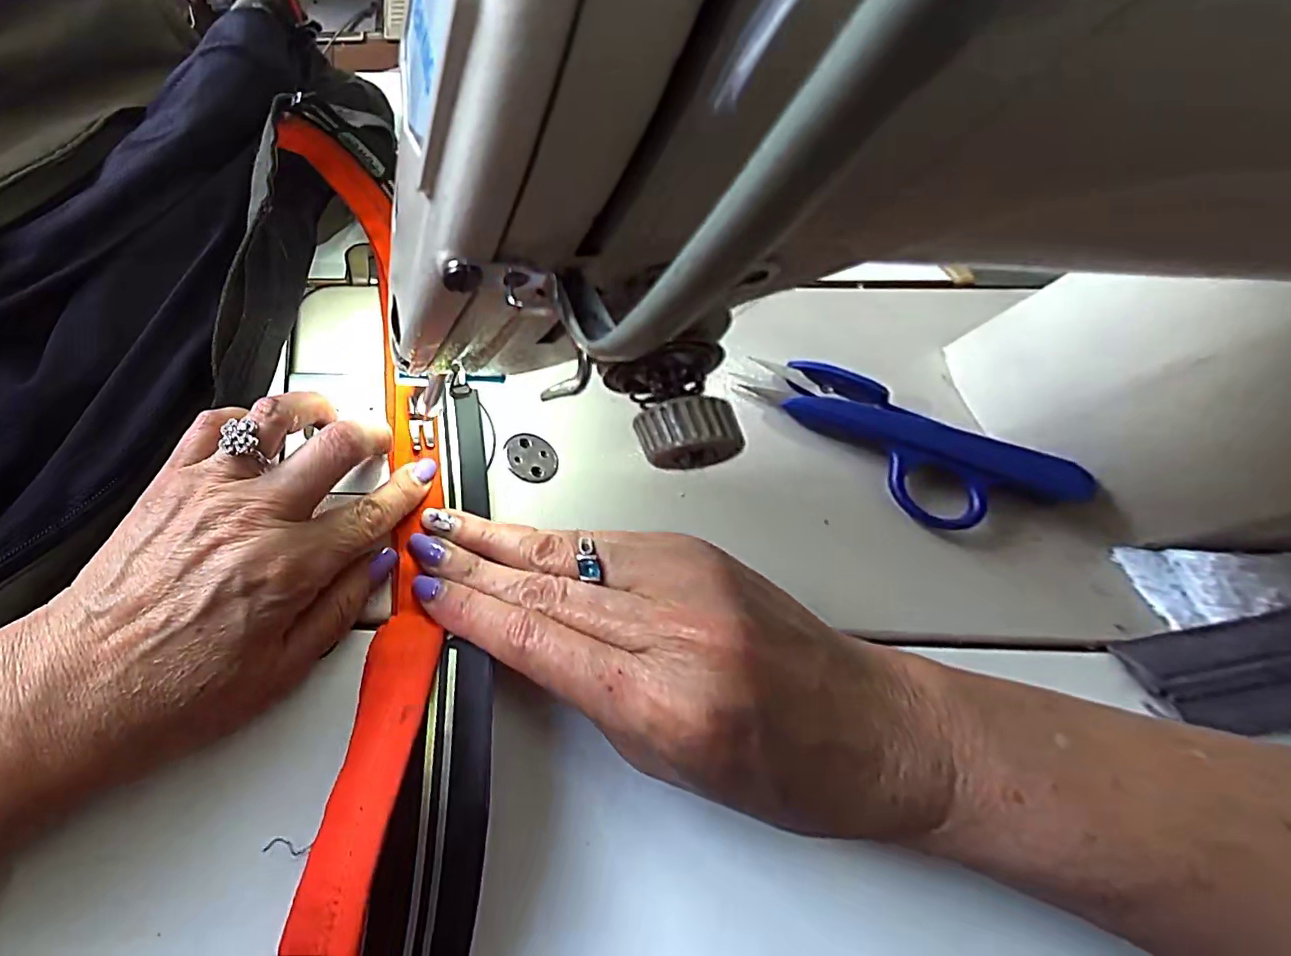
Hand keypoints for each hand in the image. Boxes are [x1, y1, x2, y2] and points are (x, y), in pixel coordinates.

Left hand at [26, 392, 433, 785]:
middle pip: (334, 445)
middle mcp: (253, 517)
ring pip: (273, 417)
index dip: (403, 492)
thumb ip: (336, 610)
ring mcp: (209, 491)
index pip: (368, 515)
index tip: (415, 479)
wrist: (83, 683)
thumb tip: (372, 569)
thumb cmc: (173, 691)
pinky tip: (254, 431)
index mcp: (288, 568)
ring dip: (309, 407)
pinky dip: (243, 417)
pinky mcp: (170, 482)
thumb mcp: (279, 673)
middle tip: (379, 437)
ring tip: (323, 414)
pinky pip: (214, 424)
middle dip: (371, 433)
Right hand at [406, 512, 956, 840]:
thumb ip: (583, 690)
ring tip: (450, 526)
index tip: (433, 593)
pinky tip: (512, 533)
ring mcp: (686, 576)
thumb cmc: (781, 764)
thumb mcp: (660, 756)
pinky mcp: (691, 550)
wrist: (867, 723)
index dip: (473, 612)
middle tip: (424, 545)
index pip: (537, 640)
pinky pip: (599, 543)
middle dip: (472, 564)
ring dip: (499, 540)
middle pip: (542, 587)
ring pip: (564, 553)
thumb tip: (519, 640)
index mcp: (663, 698)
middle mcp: (673, 625)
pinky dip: (546, 539)